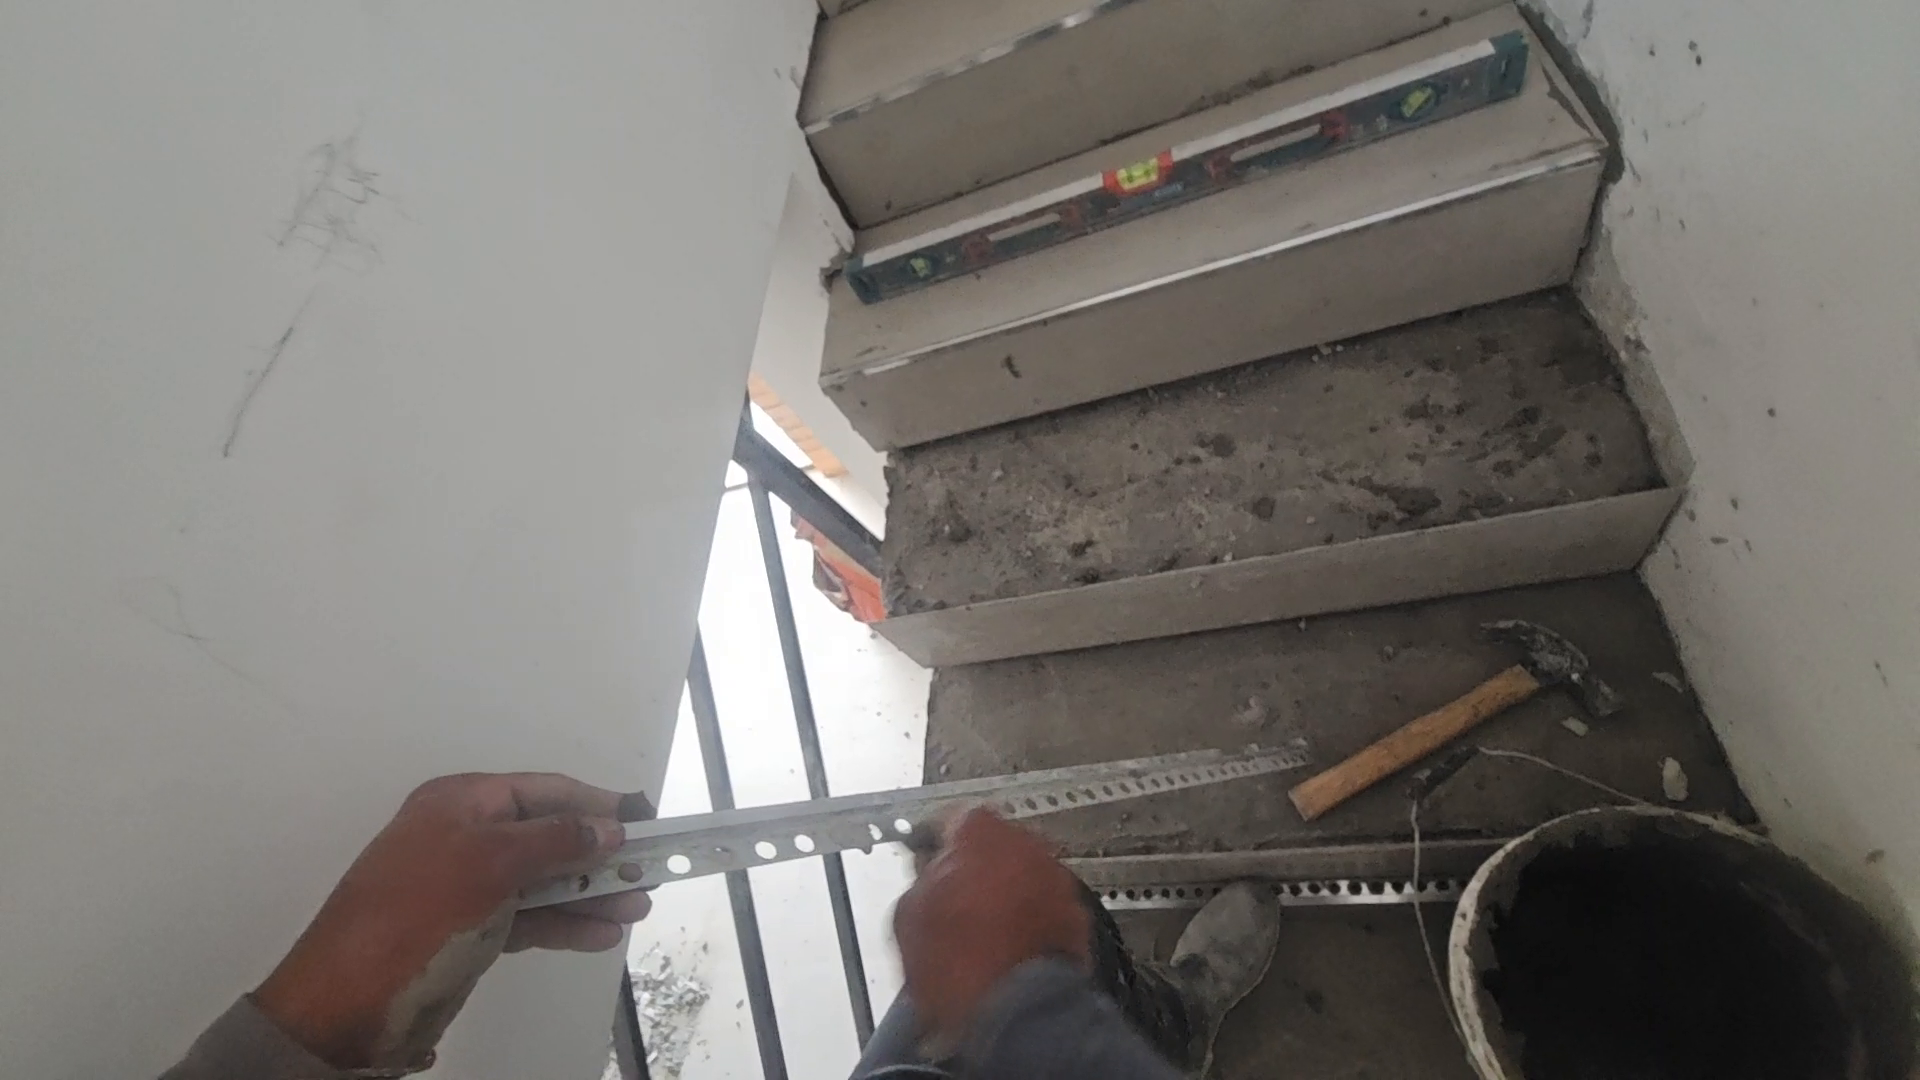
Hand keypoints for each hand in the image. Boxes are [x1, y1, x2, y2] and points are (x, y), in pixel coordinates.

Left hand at [254, 773, 655, 1071]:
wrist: (336, 1017)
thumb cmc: (416, 917)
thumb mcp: (490, 865)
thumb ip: (558, 840)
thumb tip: (611, 829)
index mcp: (462, 803)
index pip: (547, 791)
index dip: (597, 803)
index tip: (644, 817)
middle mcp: (468, 836)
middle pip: (552, 836)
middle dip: (600, 855)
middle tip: (647, 869)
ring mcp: (469, 886)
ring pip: (547, 879)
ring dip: (591, 894)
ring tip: (637, 907)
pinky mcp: (471, 929)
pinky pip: (530, 916)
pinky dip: (565, 923)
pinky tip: (602, 934)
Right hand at [892, 807, 1090, 1043]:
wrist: (1019, 1015)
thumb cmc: (962, 964)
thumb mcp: (907, 916)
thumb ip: (918, 879)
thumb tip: (925, 877)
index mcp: (975, 829)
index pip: (948, 820)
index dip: (934, 846)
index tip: (926, 862)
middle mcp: (1021, 840)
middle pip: (989, 845)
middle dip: (973, 867)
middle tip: (955, 901)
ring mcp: (1053, 873)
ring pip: (1019, 873)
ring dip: (1004, 892)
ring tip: (983, 931)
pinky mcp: (1075, 910)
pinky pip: (1043, 904)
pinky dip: (1029, 918)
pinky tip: (1009, 946)